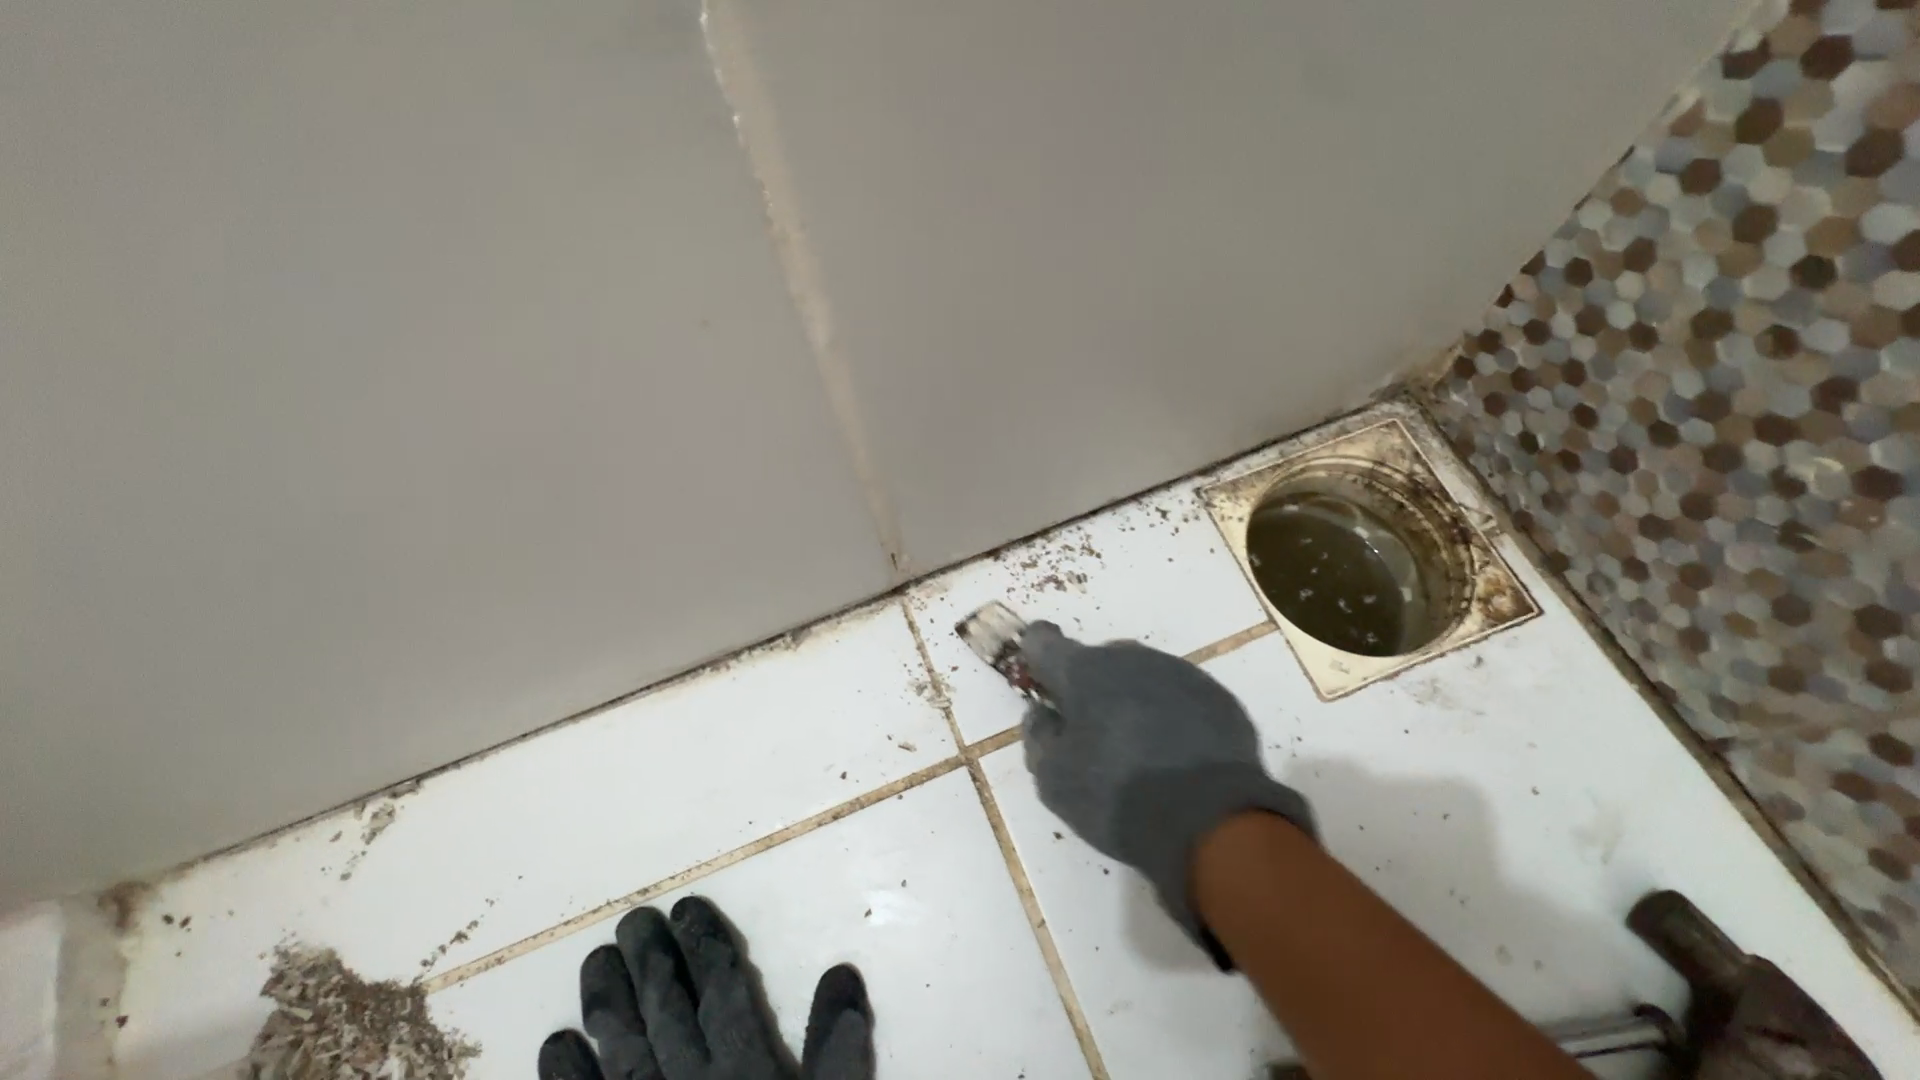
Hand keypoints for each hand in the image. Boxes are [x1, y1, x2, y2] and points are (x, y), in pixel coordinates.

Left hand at [540, 897, 872, 1079]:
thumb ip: (839, 1054)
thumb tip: (842, 974)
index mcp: (748, 1075)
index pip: (724, 993)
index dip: (707, 946)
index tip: (689, 907)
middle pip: (667, 1012)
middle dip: (652, 961)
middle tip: (634, 919)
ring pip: (622, 1050)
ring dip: (608, 1003)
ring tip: (595, 960)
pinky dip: (565, 1079)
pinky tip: (555, 1044)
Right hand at [1017, 621, 1314, 963]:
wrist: (1208, 822)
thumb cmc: (1115, 795)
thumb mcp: (1053, 779)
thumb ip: (1039, 737)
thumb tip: (1043, 714)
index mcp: (1084, 671)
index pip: (1043, 641)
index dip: (1035, 656)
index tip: (1039, 679)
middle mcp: (1131, 659)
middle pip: (1098, 662)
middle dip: (1089, 688)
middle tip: (1089, 733)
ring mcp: (1180, 675)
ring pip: (1142, 679)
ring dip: (1131, 702)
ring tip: (1137, 752)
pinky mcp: (1218, 699)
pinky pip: (1180, 699)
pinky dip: (1171, 718)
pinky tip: (1174, 758)